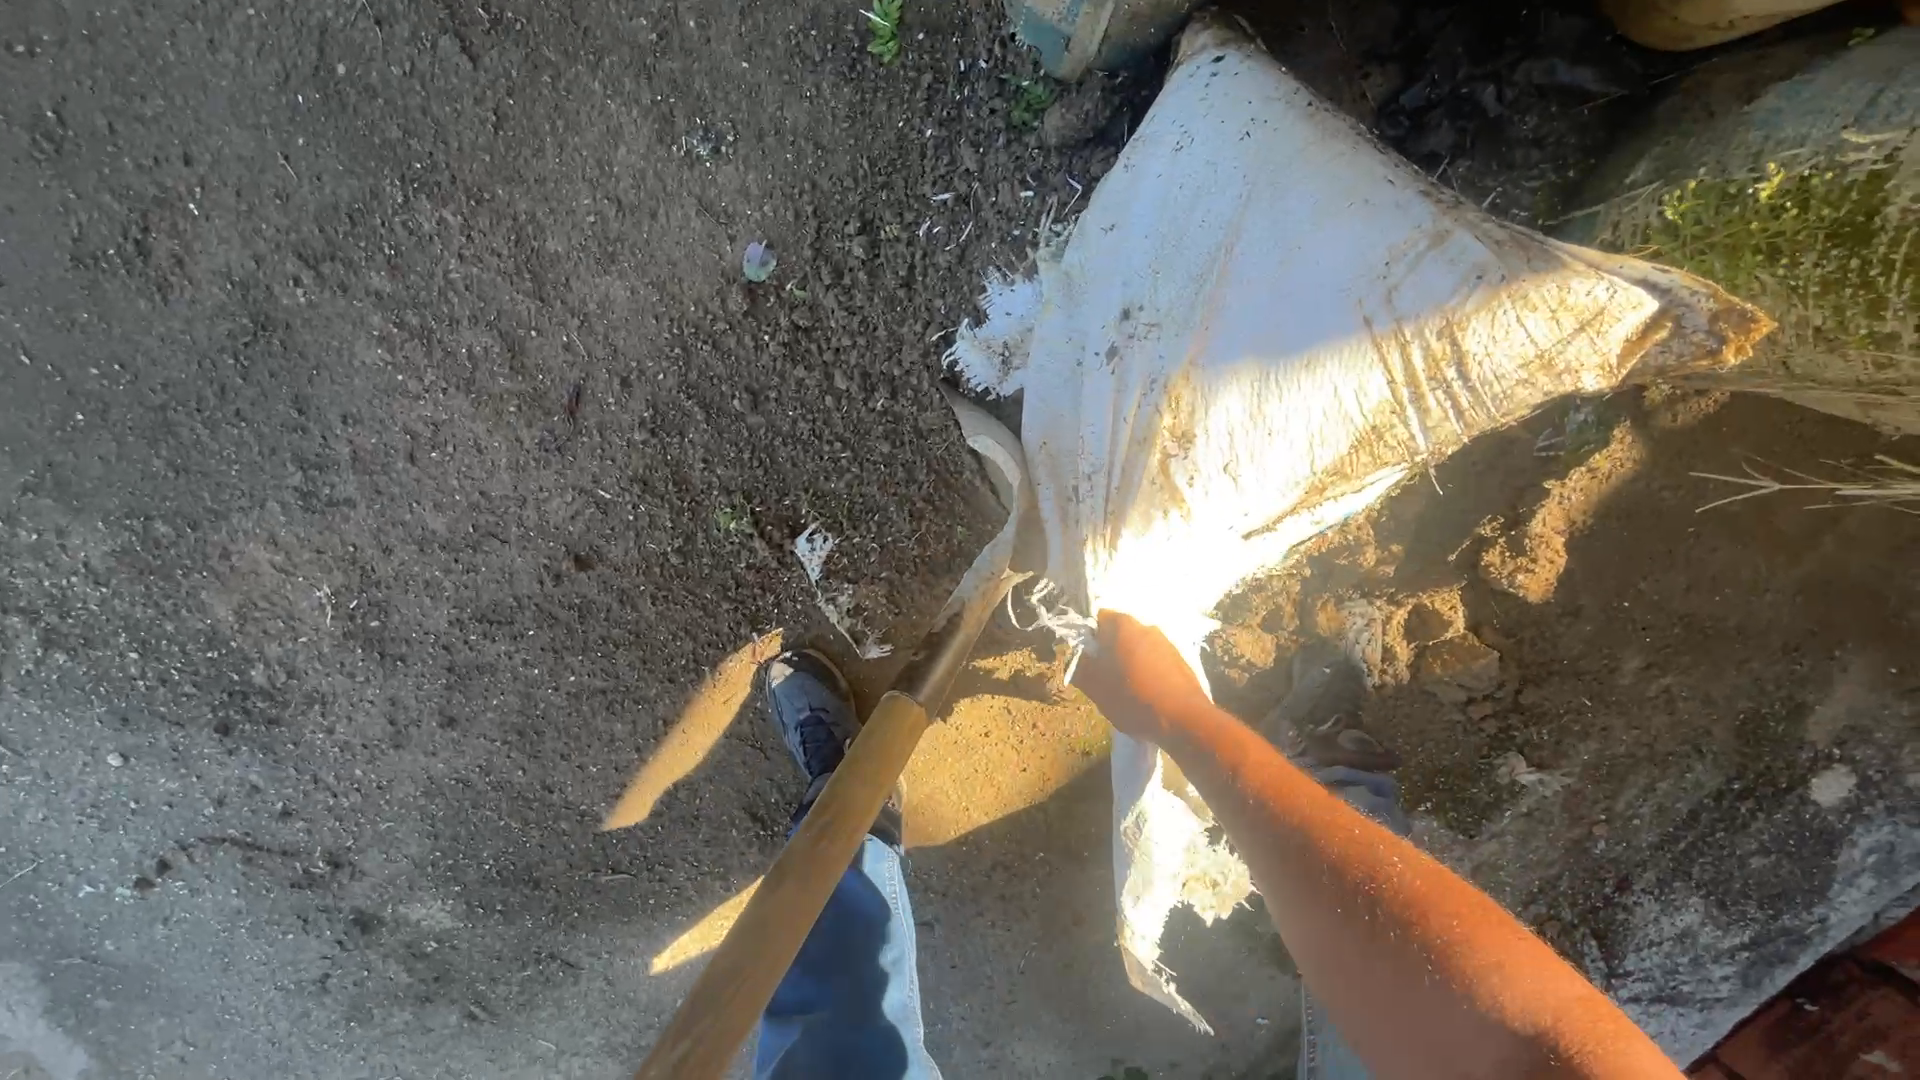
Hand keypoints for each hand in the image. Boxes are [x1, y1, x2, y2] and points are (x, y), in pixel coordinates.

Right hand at [1071, 611, 1210, 742]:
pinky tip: (1146, 695)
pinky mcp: (1181, 661)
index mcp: (1123, 626)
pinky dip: (1148, 672)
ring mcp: (1167, 643)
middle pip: (1119, 634)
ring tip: (1126, 691)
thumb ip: (1079, 667)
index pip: (1098, 619)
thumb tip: (1077, 657)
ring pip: (1138, 648)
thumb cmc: (1133, 698)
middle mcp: (1147, 626)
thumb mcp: (1095, 687)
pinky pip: (1155, 661)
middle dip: (1109, 652)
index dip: (1088, 638)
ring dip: (1129, 663)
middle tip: (1103, 678)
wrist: (1185, 719)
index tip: (1087, 660)